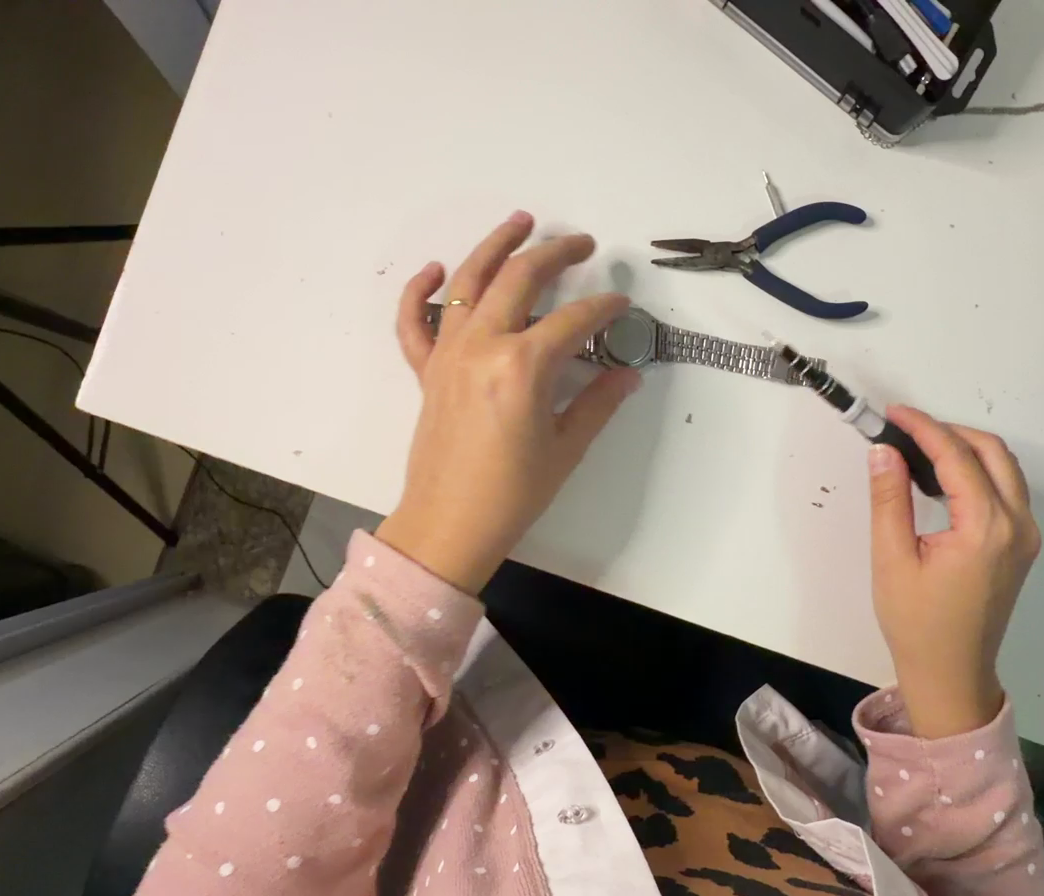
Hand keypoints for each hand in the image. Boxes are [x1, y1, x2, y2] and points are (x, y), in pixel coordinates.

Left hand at [375, 212, 639, 593]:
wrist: (449, 525)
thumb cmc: (513, 494)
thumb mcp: (565, 448)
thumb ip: (597, 403)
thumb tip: (628, 376)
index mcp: (523, 367)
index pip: (574, 320)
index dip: (605, 309)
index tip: (624, 306)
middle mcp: (482, 346)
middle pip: (520, 279)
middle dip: (556, 254)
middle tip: (582, 244)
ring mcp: (448, 354)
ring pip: (468, 282)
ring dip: (495, 246)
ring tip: (520, 222)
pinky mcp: (426, 371)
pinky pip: (414, 321)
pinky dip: (421, 290)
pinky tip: (437, 269)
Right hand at [868, 406, 1040, 737]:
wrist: (951, 673)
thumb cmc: (915, 623)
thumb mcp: (891, 559)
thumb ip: (889, 499)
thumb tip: (884, 451)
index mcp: (985, 527)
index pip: (957, 457)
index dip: (923, 428)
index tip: (893, 413)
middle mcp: (1018, 524)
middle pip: (992, 452)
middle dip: (949, 432)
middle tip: (906, 430)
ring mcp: (1026, 536)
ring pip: (1004, 469)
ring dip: (966, 450)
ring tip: (920, 451)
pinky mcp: (1022, 546)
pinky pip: (1006, 492)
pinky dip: (978, 473)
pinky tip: (943, 481)